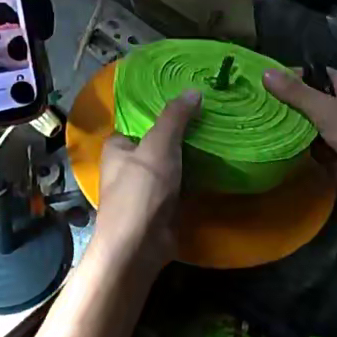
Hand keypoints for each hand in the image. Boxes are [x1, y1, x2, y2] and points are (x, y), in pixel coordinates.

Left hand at [88, 90, 200, 276]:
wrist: (139, 246)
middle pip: (158, 144)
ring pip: (171, 166)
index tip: (190, 102)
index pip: (139, 122)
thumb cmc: (141, 190)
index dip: (162, 112)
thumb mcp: (158, 146)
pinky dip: (195, 179)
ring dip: (190, 158)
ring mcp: (144, 190)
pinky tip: (216, 168)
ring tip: (219, 138)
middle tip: (211, 118)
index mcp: (117, 148)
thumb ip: (175, 118)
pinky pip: (181, 186)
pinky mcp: (160, 209)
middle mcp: (127, 167)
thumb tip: (193, 91)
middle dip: (181, 135)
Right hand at [263, 68, 336, 207]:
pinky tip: (328, 166)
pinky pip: (327, 151)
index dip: (290, 81)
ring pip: (316, 131)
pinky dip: (326, 159)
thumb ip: (296, 93)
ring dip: (312, 143)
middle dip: (298, 118)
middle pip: (312, 105)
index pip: (312, 74)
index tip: (267, 92)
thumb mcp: (327, 111)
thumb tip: (265, 71)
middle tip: (276, 124)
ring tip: (306, 149)